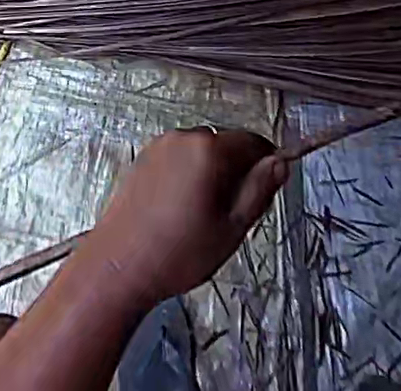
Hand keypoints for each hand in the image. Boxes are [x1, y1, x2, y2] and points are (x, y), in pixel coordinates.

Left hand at [81, 127, 287, 305]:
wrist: (120, 263)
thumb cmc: (179, 251)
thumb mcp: (232, 228)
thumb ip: (259, 190)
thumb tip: (280, 163)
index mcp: (208, 150)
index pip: (251, 140)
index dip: (266, 160)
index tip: (270, 182)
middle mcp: (183, 137)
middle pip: (225, 143)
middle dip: (237, 169)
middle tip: (236, 210)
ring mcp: (160, 145)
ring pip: (201, 150)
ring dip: (211, 170)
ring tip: (205, 213)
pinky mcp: (144, 156)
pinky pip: (178, 156)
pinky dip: (187, 172)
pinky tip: (181, 207)